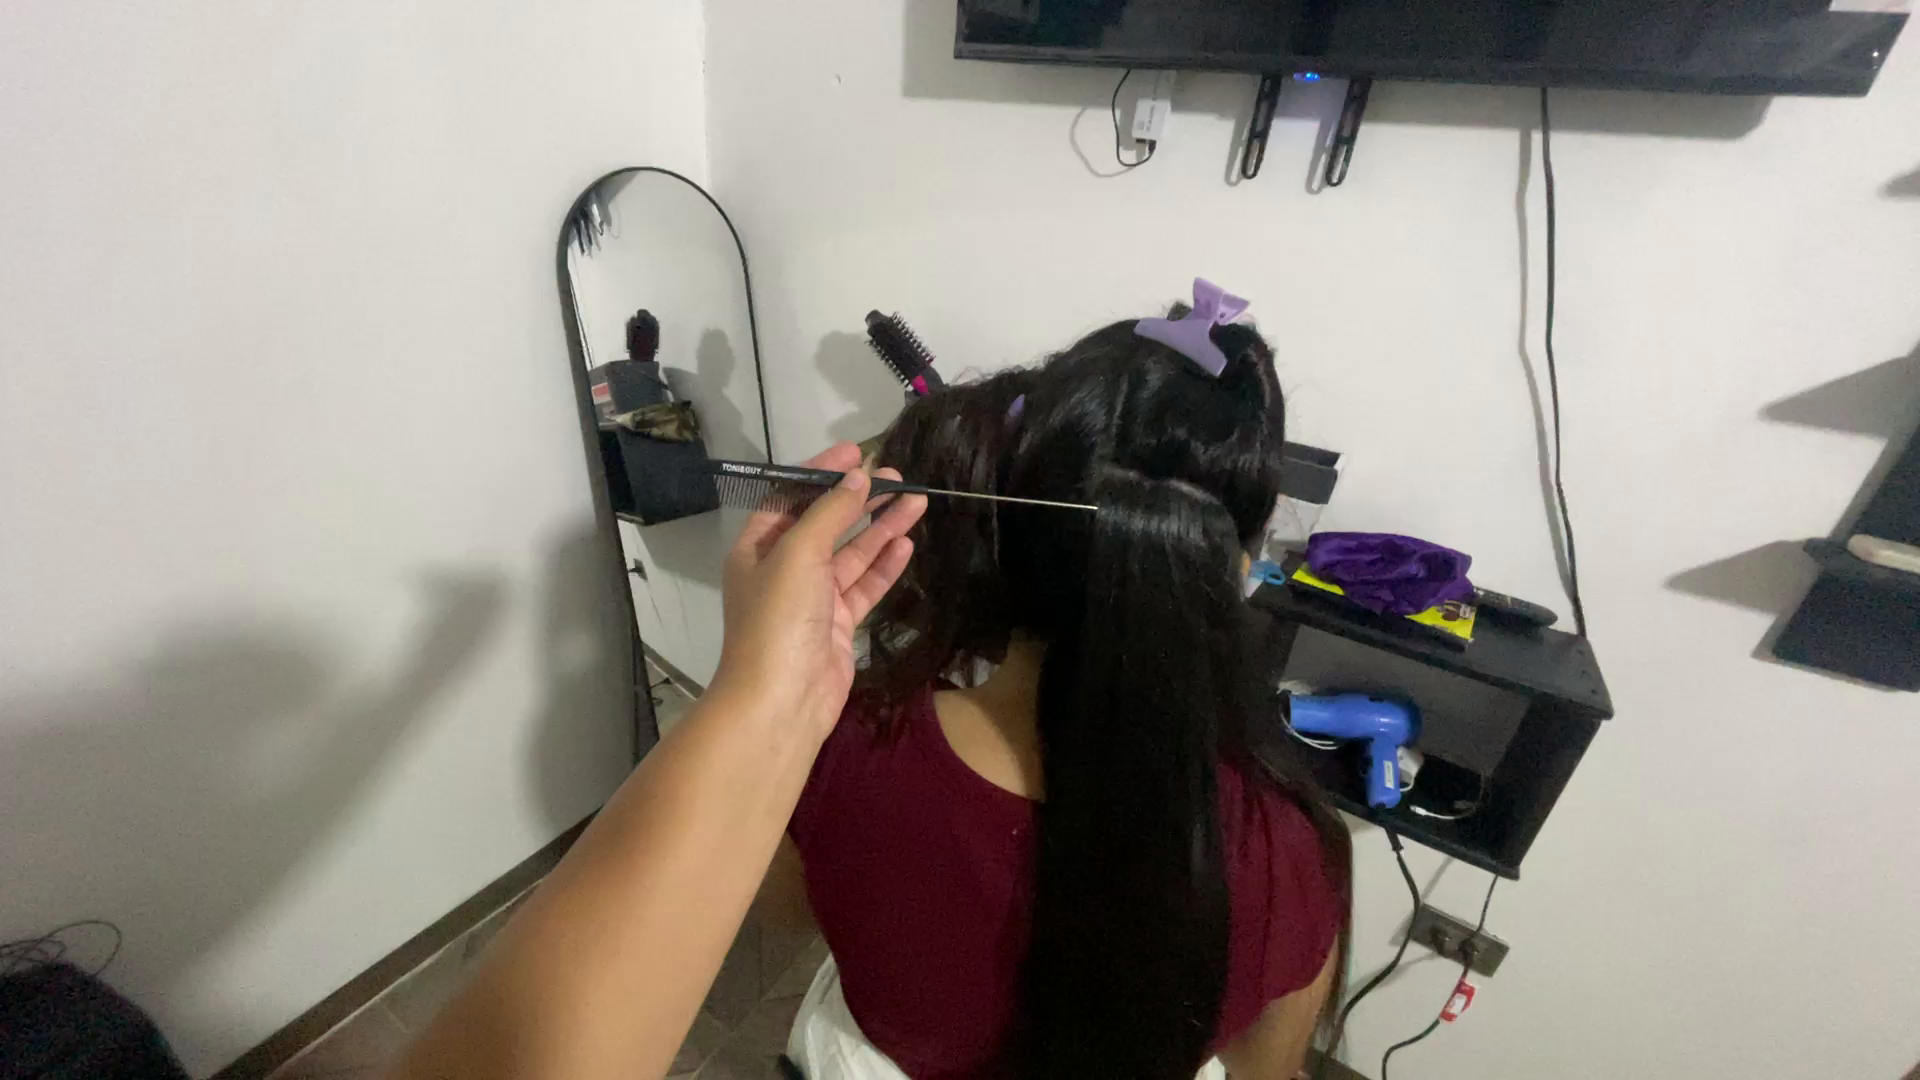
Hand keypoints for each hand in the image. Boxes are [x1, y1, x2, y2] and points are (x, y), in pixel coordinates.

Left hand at [710, 442, 926, 740]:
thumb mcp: (798, 553)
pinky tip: (907, 543)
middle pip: (826, 524)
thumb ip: (830, 513)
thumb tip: (859, 477)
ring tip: (916, 501)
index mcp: (758, 549)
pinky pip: (864, 586)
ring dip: (881, 528)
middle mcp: (783, 569)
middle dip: (860, 500)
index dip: (821, 472)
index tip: (856, 451)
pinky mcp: (839, 624)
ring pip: (852, 554)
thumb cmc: (778, 618)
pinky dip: (884, 565)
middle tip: (898, 477)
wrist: (782, 700)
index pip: (789, 498)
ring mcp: (813, 598)